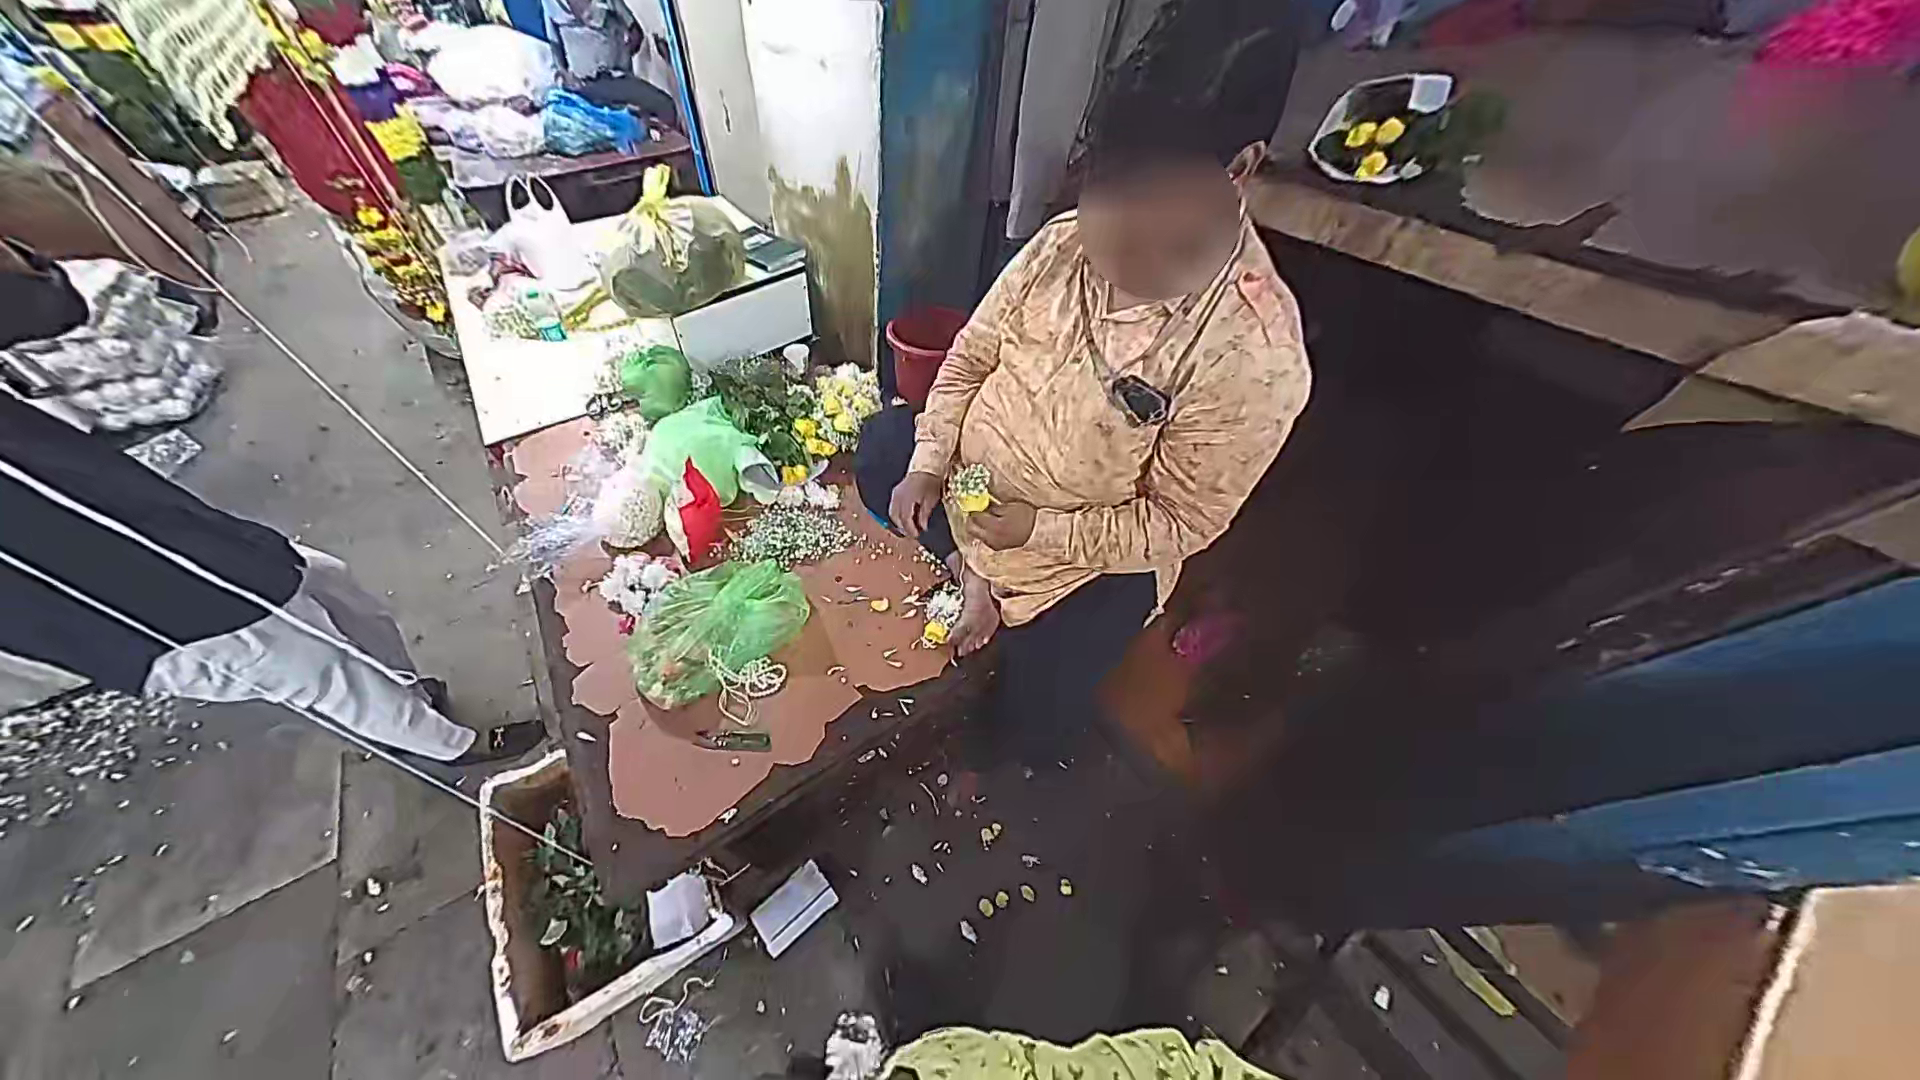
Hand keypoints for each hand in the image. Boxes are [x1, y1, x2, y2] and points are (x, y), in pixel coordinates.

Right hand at [888, 470, 942, 535]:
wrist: (927, 467)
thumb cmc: (931, 483)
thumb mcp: (931, 500)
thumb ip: (924, 515)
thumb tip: (922, 528)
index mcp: (907, 500)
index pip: (905, 519)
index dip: (910, 529)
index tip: (917, 535)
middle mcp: (898, 497)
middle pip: (896, 518)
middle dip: (903, 528)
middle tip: (912, 534)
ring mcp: (895, 494)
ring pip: (892, 513)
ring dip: (899, 522)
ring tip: (908, 528)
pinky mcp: (896, 492)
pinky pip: (892, 507)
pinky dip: (897, 515)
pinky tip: (904, 518)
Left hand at [970, 501, 1035, 549]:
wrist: (1040, 533)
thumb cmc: (1028, 517)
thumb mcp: (1011, 507)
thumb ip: (993, 507)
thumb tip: (981, 506)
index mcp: (995, 526)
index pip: (975, 516)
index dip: (973, 507)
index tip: (975, 501)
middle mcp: (991, 539)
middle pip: (971, 528)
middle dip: (971, 518)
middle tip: (976, 510)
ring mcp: (994, 545)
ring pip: (976, 535)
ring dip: (977, 525)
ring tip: (985, 517)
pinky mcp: (998, 548)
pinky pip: (984, 539)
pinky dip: (984, 532)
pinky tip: (992, 526)